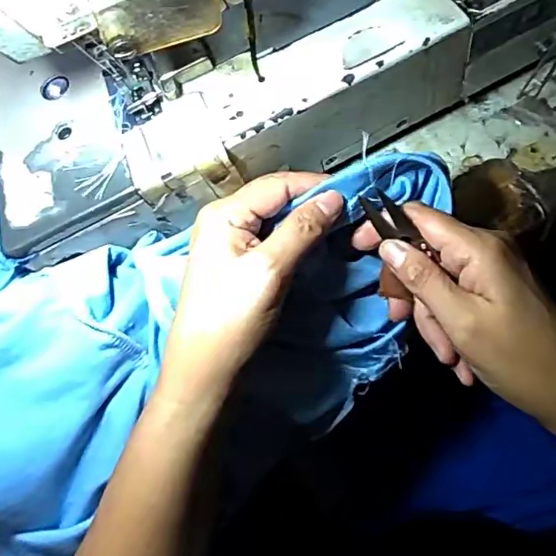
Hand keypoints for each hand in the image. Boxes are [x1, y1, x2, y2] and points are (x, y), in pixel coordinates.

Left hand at [160, 174, 344, 408]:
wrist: (203, 372)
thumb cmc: (230, 320)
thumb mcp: (270, 269)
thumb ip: (302, 228)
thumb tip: (333, 197)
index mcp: (225, 213)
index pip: (280, 184)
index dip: (316, 186)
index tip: (352, 193)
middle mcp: (224, 218)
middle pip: (277, 195)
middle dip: (313, 200)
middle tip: (348, 210)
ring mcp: (229, 238)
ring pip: (277, 215)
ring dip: (307, 218)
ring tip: (337, 225)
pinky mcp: (238, 258)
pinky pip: (272, 234)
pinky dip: (296, 234)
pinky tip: (314, 243)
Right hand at [353, 205, 555, 428]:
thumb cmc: (517, 357)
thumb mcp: (460, 320)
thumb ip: (422, 278)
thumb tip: (388, 243)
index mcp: (478, 246)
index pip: (420, 215)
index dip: (386, 226)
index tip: (358, 248)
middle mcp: (485, 247)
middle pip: (426, 252)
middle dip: (415, 292)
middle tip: (403, 323)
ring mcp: (493, 268)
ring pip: (440, 280)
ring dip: (435, 318)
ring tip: (449, 356)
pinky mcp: (498, 288)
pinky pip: (459, 294)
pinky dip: (452, 323)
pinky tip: (462, 358)